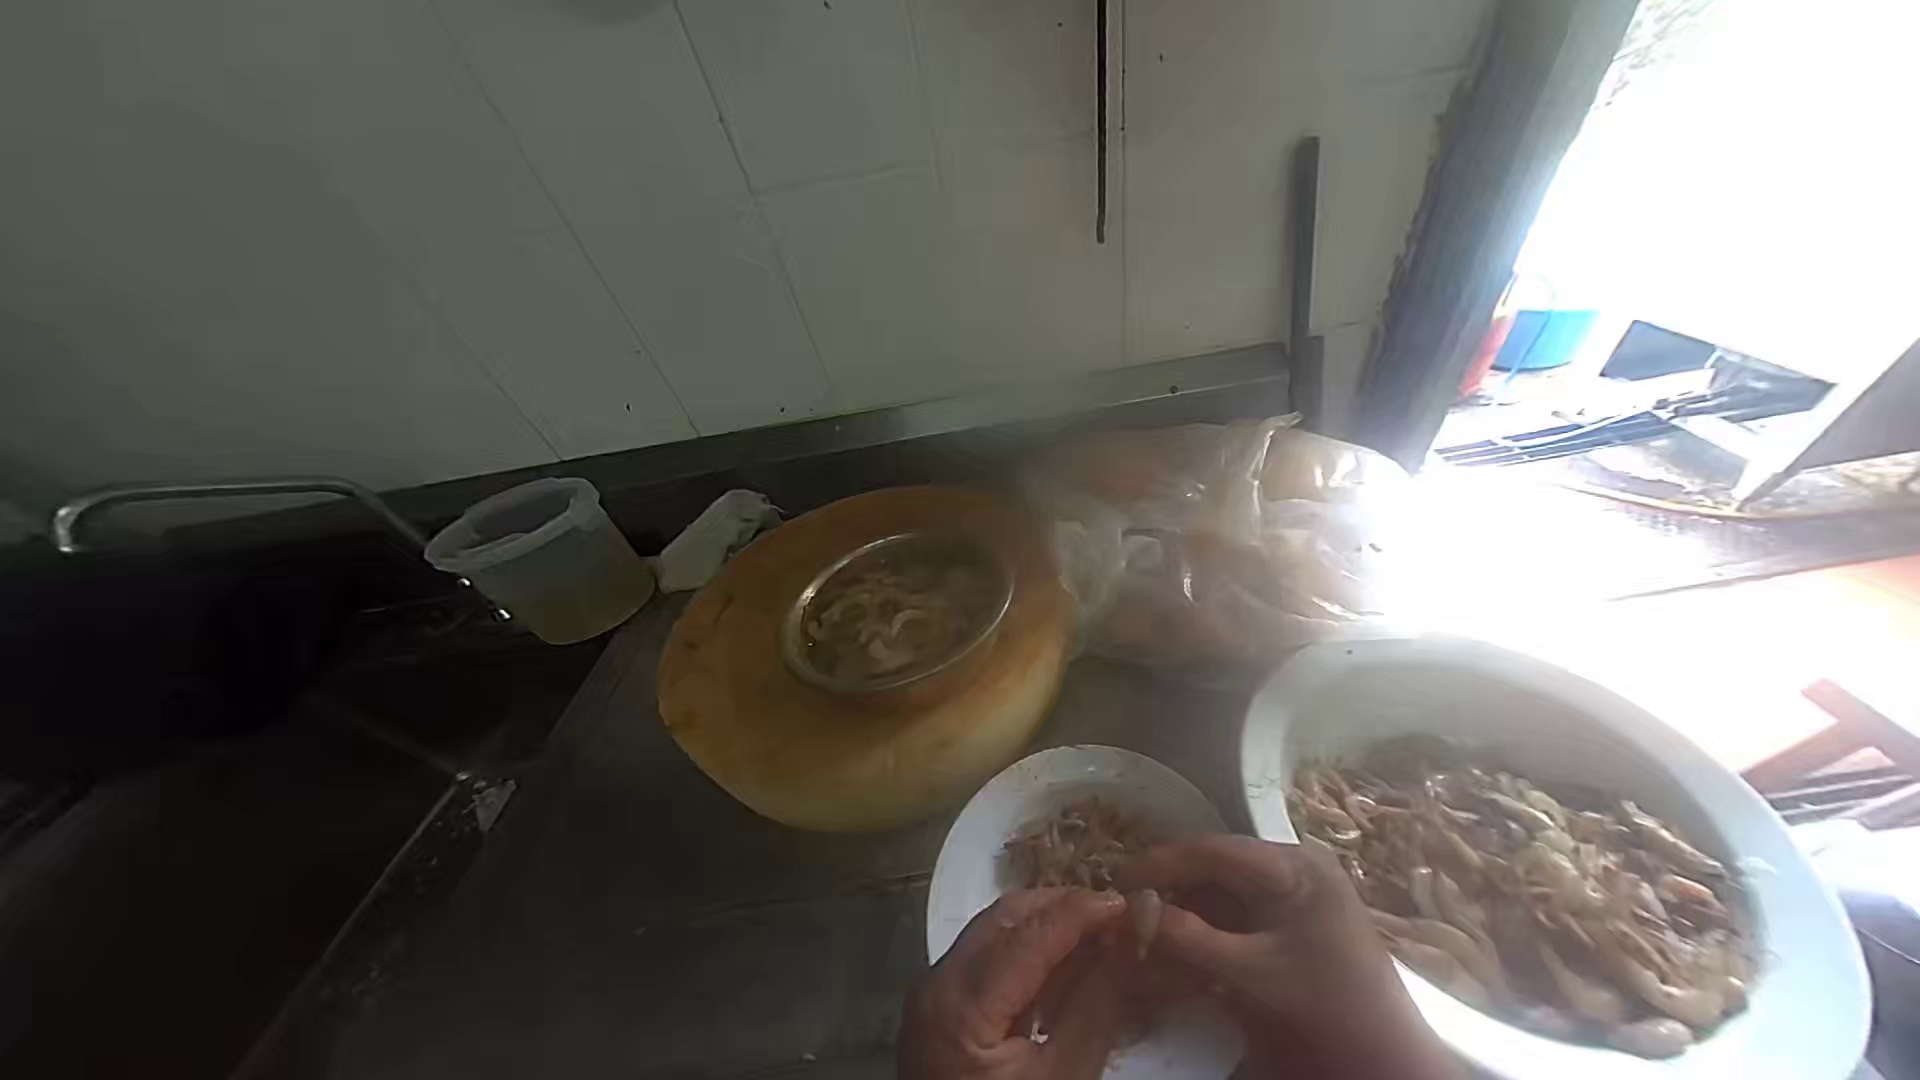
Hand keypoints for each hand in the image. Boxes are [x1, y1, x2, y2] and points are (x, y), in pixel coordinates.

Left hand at [900, 888, 1135, 1079]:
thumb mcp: (1065, 1077)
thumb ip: (1095, 1003)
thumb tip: (1129, 942)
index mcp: (962, 1003)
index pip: (1028, 934)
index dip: (1078, 912)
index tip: (1124, 901)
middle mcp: (937, 980)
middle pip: (1004, 918)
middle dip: (1059, 907)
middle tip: (1111, 913)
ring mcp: (934, 989)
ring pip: (994, 930)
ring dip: (1043, 922)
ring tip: (1094, 929)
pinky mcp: (940, 1002)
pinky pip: (986, 956)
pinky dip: (1025, 948)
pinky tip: (1062, 957)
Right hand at [1116, 835, 1463, 1079]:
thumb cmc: (1330, 1020)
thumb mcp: (1253, 977)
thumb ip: (1188, 938)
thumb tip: (1131, 909)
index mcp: (1294, 867)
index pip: (1212, 850)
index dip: (1161, 863)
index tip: (1118, 881)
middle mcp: (1291, 871)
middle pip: (1211, 870)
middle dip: (1167, 892)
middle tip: (1125, 910)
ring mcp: (1289, 901)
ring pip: (1215, 897)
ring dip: (1178, 916)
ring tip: (1140, 935)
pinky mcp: (1284, 931)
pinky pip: (1230, 923)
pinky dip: (1198, 938)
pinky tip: (1171, 955)